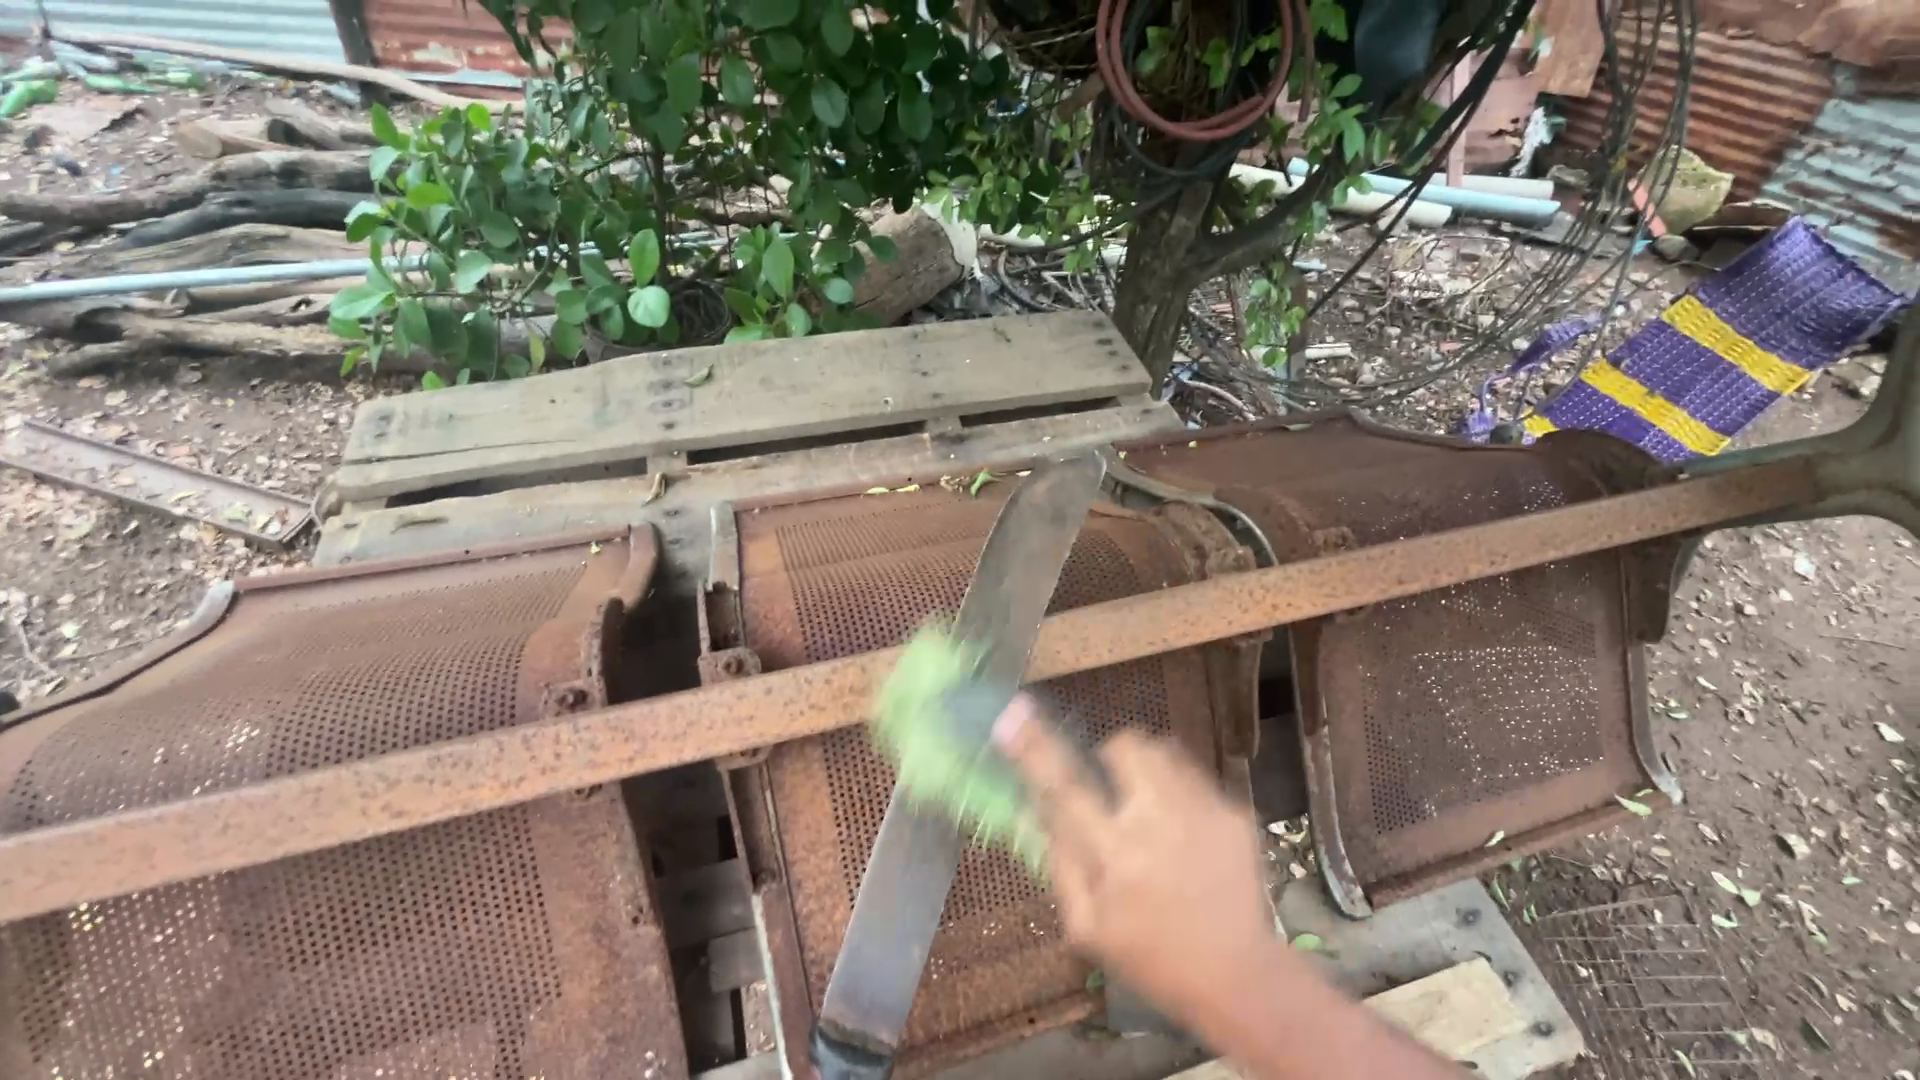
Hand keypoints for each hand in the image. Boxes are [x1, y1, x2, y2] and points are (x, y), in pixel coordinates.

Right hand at [993, 694, 1275, 1031]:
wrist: (1238, 976)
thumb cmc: (1150, 956)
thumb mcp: (1087, 927)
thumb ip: (1058, 863)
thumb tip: (1032, 807)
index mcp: (1117, 856)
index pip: (1066, 787)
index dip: (1036, 748)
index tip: (1014, 716)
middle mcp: (1161, 823)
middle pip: (1127, 747)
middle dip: (1111, 755)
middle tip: (1111, 784)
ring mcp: (1204, 812)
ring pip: (1164, 750)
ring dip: (1146, 768)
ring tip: (1150, 806)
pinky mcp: (1235, 813)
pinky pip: (1195, 775)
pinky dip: (1179, 790)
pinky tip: (1184, 830)